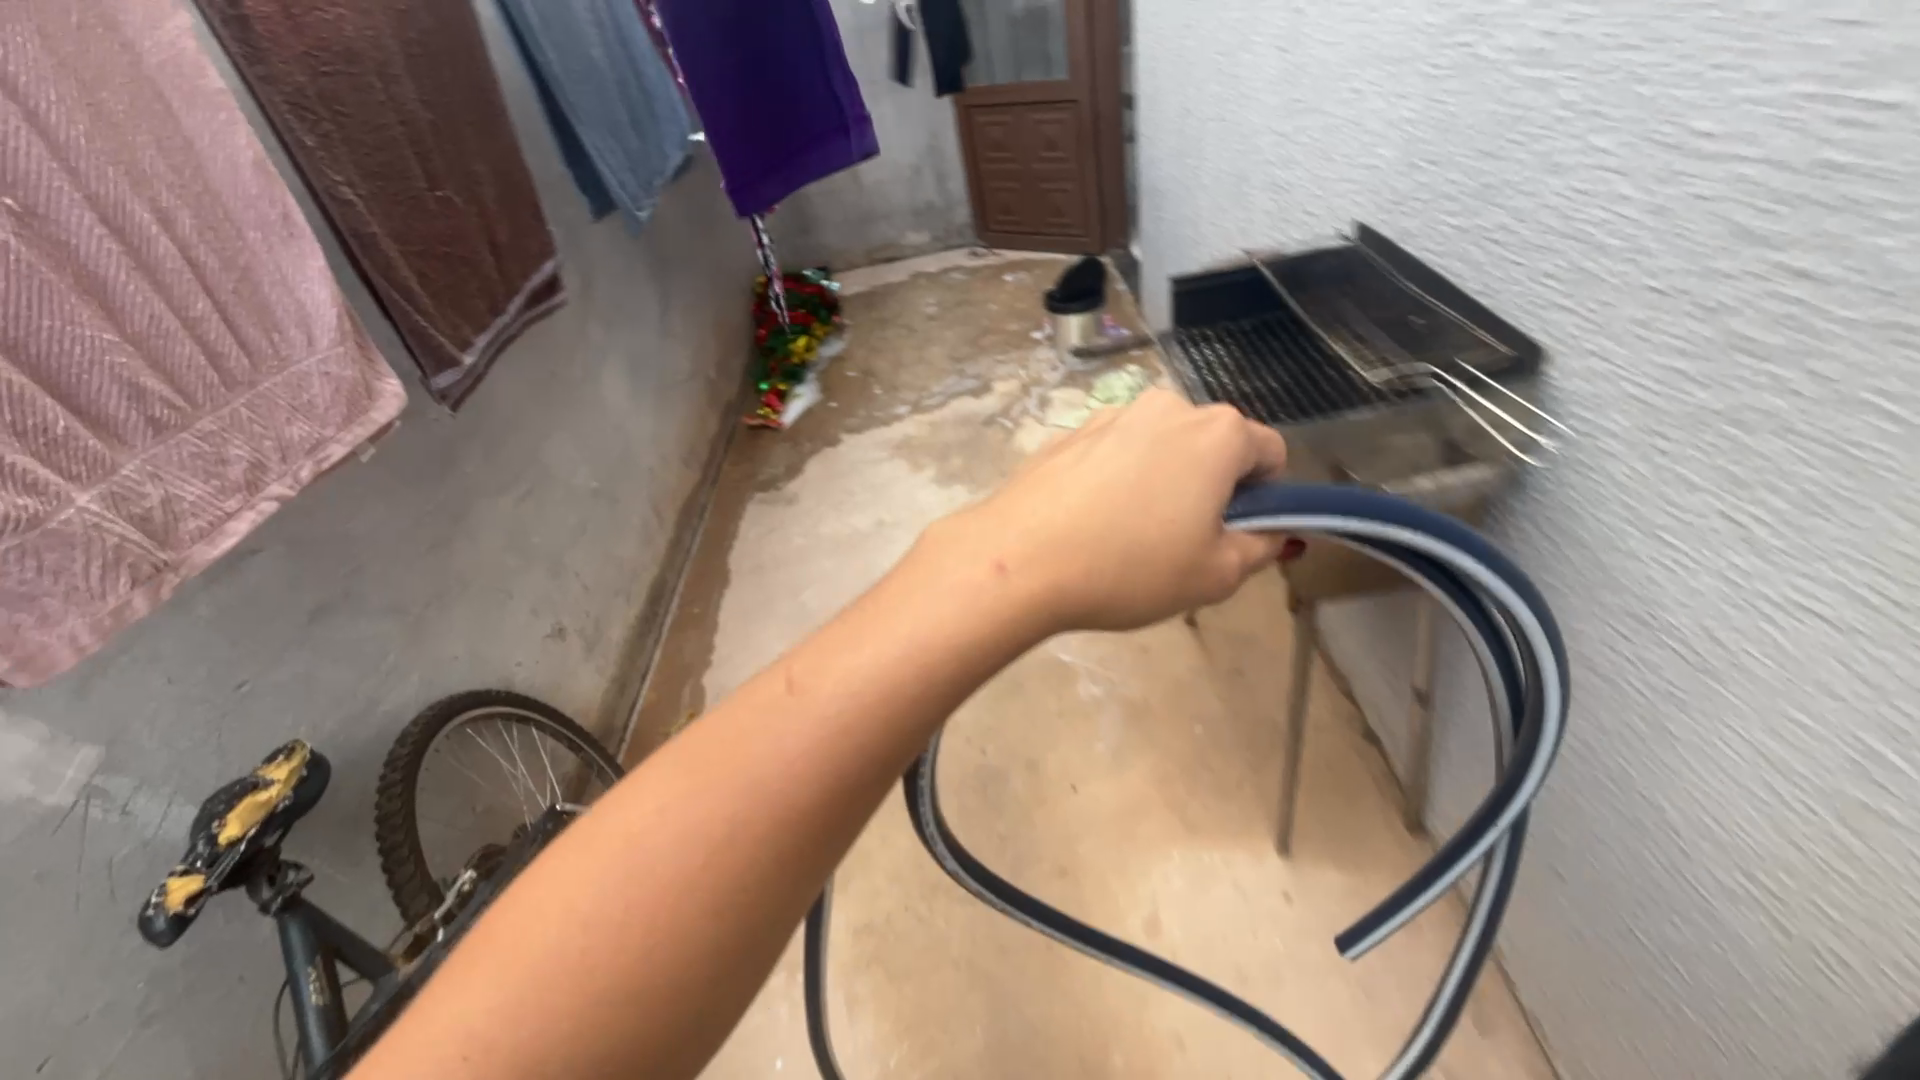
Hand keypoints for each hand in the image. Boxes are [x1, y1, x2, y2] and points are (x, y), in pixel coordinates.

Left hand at [923, 389, 1289, 634]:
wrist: (1018, 560)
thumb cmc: (1129, 568)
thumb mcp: (1214, 576)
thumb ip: (1260, 549)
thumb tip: (1273, 534)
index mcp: (1216, 431)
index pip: (1269, 452)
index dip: (1265, 497)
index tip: (1235, 534)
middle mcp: (1166, 407)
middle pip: (1212, 444)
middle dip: (1211, 486)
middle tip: (1183, 542)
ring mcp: (1110, 415)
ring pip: (1159, 448)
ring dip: (1162, 481)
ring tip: (1129, 536)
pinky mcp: (1067, 434)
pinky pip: (1114, 454)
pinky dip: (1117, 481)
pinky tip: (1090, 524)